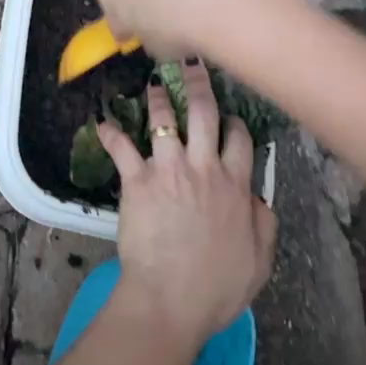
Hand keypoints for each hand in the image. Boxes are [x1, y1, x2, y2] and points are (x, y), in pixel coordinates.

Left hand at [96, 60, 277, 350]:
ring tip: (151, 83)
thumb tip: (261, 198)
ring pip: (164, 119)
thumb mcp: (259, 261)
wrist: (171, 300)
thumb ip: (264, 225)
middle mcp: (204, 169)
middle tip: (191, 64)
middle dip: (199, 83)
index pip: (239, 139)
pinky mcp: (137, 180)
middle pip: (204, 113)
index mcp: (235, 187)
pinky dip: (110, 134)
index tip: (229, 116)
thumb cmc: (216, 288)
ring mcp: (168, 170)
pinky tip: (102, 122)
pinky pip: (121, 148)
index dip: (234, 123)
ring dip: (157, 98)